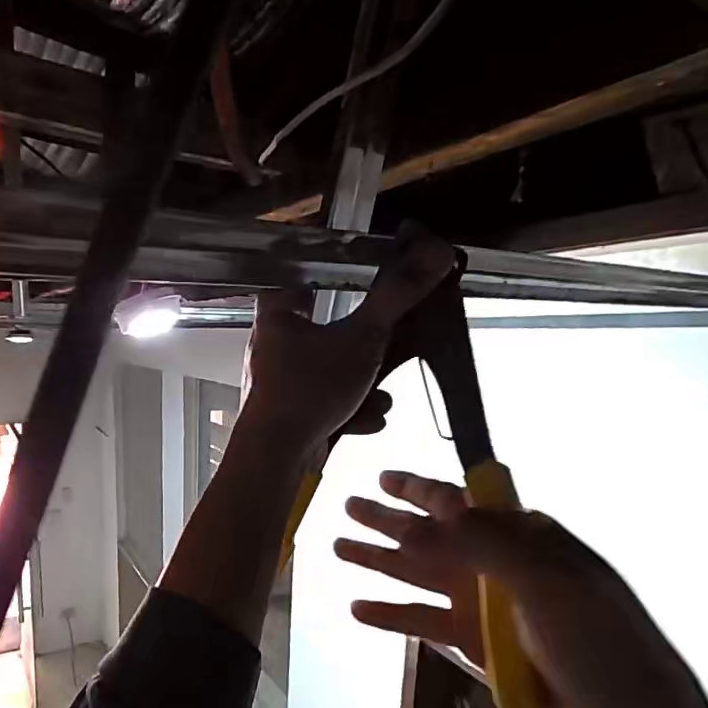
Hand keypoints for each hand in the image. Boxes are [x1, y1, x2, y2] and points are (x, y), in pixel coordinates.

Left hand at [239, 238, 455, 452]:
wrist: (278, 455)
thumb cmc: (306, 390)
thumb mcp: (362, 337)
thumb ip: (397, 295)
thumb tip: (433, 253)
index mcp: (277, 312)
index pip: (301, 271)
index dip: (332, 270)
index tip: (358, 274)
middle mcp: (273, 342)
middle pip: (327, 325)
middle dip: (366, 345)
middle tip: (384, 345)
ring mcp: (280, 378)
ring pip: (332, 367)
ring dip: (363, 384)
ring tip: (375, 397)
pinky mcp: (290, 408)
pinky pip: (328, 398)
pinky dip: (350, 408)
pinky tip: (362, 419)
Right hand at [337, 471, 707, 707]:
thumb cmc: (601, 646)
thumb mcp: (551, 583)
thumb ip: (491, 542)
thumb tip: (436, 507)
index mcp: (525, 540)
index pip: (464, 503)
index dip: (423, 489)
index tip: (386, 477)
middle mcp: (501, 567)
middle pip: (433, 535)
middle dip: (390, 520)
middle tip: (349, 505)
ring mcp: (488, 610)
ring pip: (421, 577)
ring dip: (381, 563)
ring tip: (340, 548)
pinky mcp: (480, 650)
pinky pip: (426, 623)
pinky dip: (393, 614)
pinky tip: (360, 608)